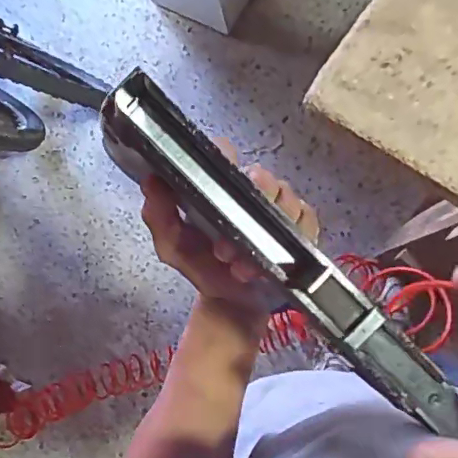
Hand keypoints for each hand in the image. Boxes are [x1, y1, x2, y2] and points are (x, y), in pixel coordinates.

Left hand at [139, 144, 318, 319]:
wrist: (230, 303)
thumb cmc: (203, 266)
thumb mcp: (172, 245)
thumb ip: (158, 216)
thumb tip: (151, 182)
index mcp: (220, 186)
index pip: (226, 154)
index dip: (226, 160)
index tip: (218, 184)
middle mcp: (252, 191)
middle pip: (264, 178)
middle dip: (247, 212)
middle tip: (225, 248)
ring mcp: (280, 209)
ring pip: (286, 201)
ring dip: (265, 235)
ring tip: (241, 267)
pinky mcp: (301, 229)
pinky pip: (306, 222)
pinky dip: (288, 243)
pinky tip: (269, 266)